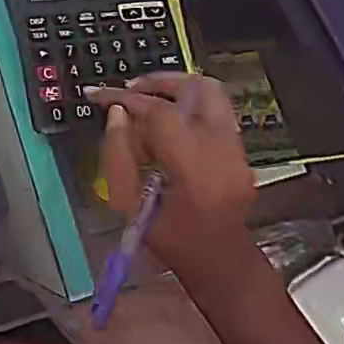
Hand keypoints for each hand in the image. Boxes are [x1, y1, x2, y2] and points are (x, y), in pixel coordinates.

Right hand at [85, 73, 256, 276]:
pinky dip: (186, 107)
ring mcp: (240, 151)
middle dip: (160, 81)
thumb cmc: (169, 240)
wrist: (220, 262)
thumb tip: (118, 113)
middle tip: (130, 90)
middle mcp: (226, 154)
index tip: (101, 96)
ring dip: (175, 91)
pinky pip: (214, 111)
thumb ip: (117, 154)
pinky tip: (164, 124)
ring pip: (212, 95)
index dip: (128, 99)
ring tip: (146, 102)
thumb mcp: (128, 204)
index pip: (163, 114)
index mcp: (197, 172)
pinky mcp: (242, 150)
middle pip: (200, 89)